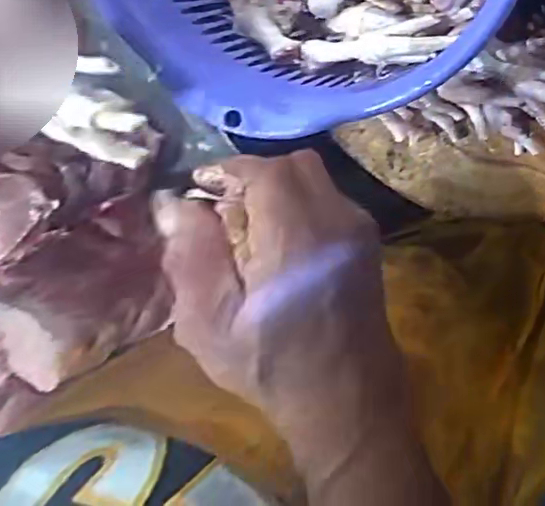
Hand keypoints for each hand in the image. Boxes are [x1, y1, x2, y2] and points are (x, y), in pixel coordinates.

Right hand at [155, 151, 413, 474]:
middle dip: (254, 173)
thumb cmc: (267, 360)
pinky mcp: (366, 232)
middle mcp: (339, 217)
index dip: (231, 168)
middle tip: (215, 205)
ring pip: (317, 177)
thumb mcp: (209, 321)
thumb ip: (194, 256)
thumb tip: (177, 202)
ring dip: (277, 185)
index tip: (196, 184)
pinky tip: (271, 237)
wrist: (344, 379)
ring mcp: (359, 222)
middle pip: (299, 164)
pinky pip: (329, 196)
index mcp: (300, 236)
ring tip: (238, 225)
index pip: (272, 172)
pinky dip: (298, 200)